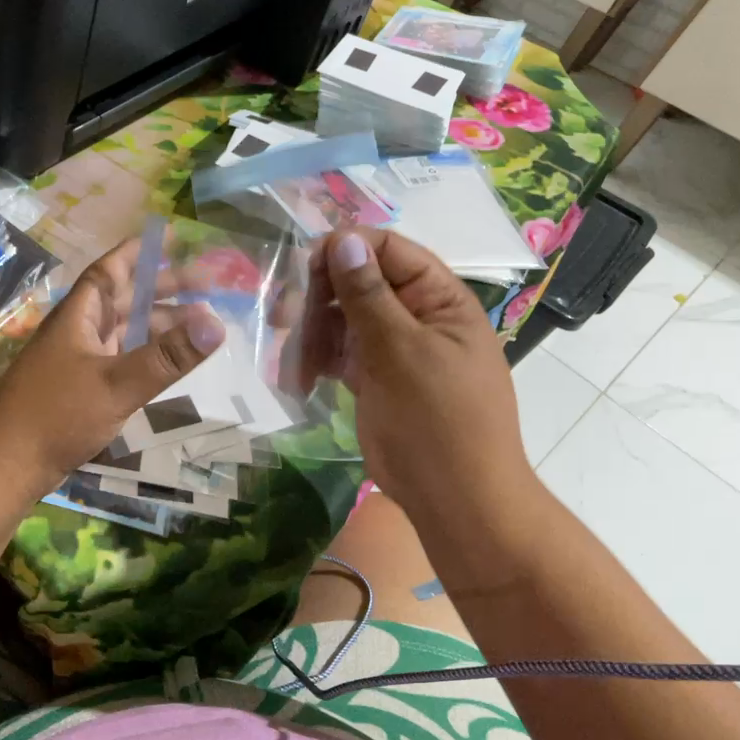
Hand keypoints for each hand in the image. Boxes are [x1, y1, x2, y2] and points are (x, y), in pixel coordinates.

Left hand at [0, 234, 225, 492]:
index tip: (171, 238)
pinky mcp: (79, 388)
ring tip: (200, 325)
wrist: (6, 465)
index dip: (139, 252)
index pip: (110, 271)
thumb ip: (167, 357)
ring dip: (158, 324)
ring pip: (123, 330)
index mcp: (78, 317)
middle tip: (207, 284)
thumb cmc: (57, 415)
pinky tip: (167, 363)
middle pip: (123, 299)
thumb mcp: (117, 384)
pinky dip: (145, 354)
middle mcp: (77, 331)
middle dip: (163, 288)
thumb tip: (216, 323)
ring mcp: (76, 361)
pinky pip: (119, 358)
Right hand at [307, 230, 531, 511]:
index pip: (389, 249)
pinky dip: (315, 360)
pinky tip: (298, 378)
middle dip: (319, 296)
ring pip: (340, 317)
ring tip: (292, 363)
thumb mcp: (401, 351)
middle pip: (357, 281)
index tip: (304, 268)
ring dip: (310, 333)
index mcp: (440, 298)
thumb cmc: (438, 420)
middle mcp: (415, 314)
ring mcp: (392, 346)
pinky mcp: (373, 376)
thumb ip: (368, 295)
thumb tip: (342, 239)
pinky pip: (337, 351)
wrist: (455, 500)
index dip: (346, 250)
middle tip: (284, 319)